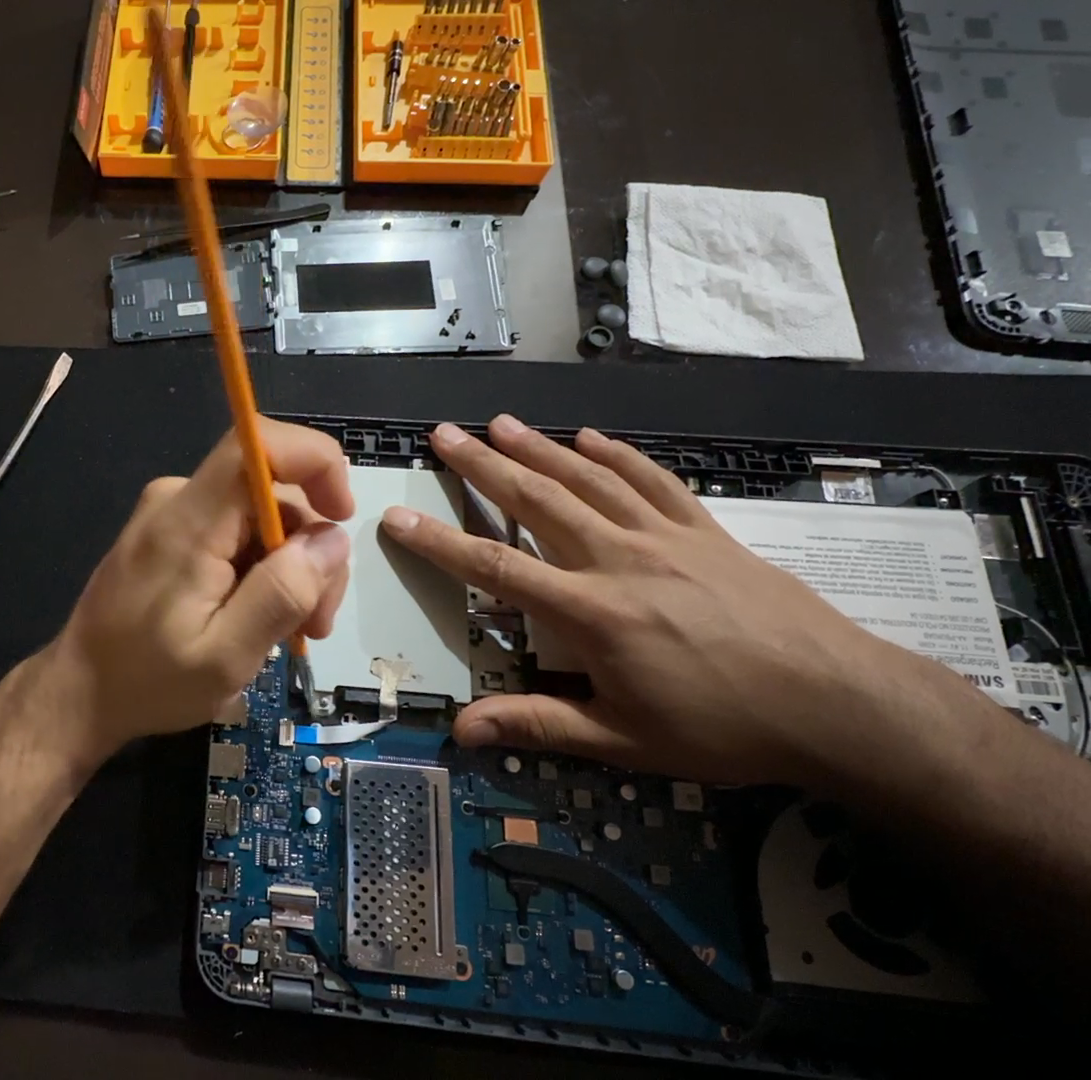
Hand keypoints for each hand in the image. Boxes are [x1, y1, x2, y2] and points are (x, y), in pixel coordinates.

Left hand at [41, 419, 354, 767]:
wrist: (81, 691)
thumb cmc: (148, 681)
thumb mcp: (225, 656)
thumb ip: (281, 594)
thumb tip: (332, 538)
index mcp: (187, 522)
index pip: (258, 444)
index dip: (314, 461)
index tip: (341, 516)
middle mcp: (177, 500)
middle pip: (272, 492)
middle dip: (309, 551)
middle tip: (314, 624)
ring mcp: (171, 516)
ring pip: (261, 518)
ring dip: (288, 570)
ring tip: (288, 634)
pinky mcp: (170, 535)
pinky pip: (236, 533)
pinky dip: (260, 572)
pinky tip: (258, 620)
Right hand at [378, 415, 963, 787]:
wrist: (840, 705)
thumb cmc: (722, 728)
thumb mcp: (622, 739)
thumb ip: (538, 725)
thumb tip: (462, 731)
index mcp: (590, 613)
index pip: (495, 568)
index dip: (439, 543)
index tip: (398, 517)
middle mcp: (619, 560)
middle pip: (537, 501)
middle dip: (483, 467)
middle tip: (444, 435)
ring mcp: (665, 538)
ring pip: (588, 480)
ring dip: (538, 448)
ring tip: (499, 423)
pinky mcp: (706, 532)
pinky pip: (653, 481)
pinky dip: (616, 456)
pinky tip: (589, 438)